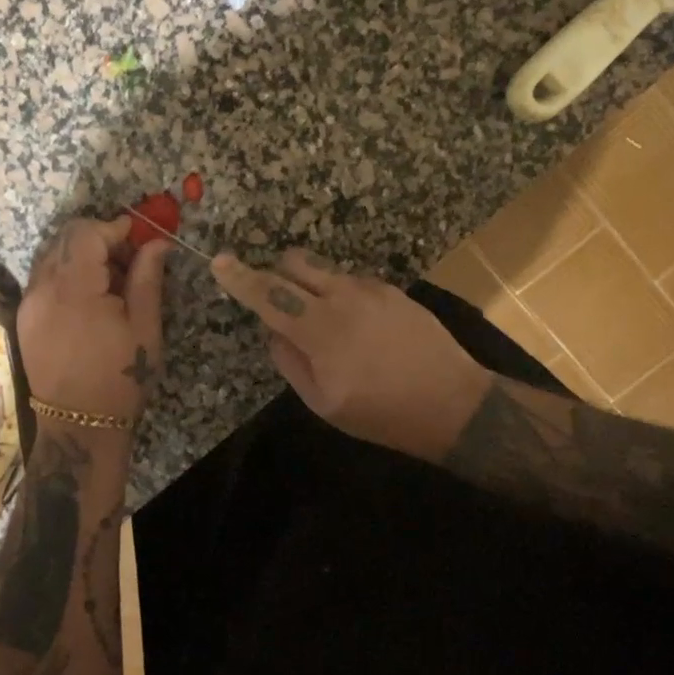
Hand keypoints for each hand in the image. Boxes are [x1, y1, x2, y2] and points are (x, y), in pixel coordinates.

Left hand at [19, 217, 172, 422]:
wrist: (79, 425)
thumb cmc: (120, 377)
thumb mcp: (144, 327)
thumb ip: (147, 278)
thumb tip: (157, 243)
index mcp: (73, 288)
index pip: (87, 233)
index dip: (115, 227)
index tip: (140, 237)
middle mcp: (42, 288)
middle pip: (65, 239)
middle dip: (99, 238)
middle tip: (130, 258)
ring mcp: (28, 303)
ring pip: (52, 256)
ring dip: (82, 256)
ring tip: (113, 281)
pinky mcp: (24, 317)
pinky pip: (44, 278)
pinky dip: (67, 274)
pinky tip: (91, 298)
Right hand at [211, 249, 495, 460]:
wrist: (454, 403)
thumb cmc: (382, 413)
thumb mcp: (324, 403)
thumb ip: (291, 362)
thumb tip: (274, 332)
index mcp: (319, 330)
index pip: (268, 294)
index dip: (240, 277)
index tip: (219, 261)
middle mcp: (342, 298)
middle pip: (294, 263)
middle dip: (277, 274)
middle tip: (280, 301)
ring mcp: (371, 289)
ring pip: (324, 270)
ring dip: (311, 284)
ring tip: (326, 322)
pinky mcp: (392, 290)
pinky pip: (351, 281)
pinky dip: (341, 294)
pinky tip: (359, 328)